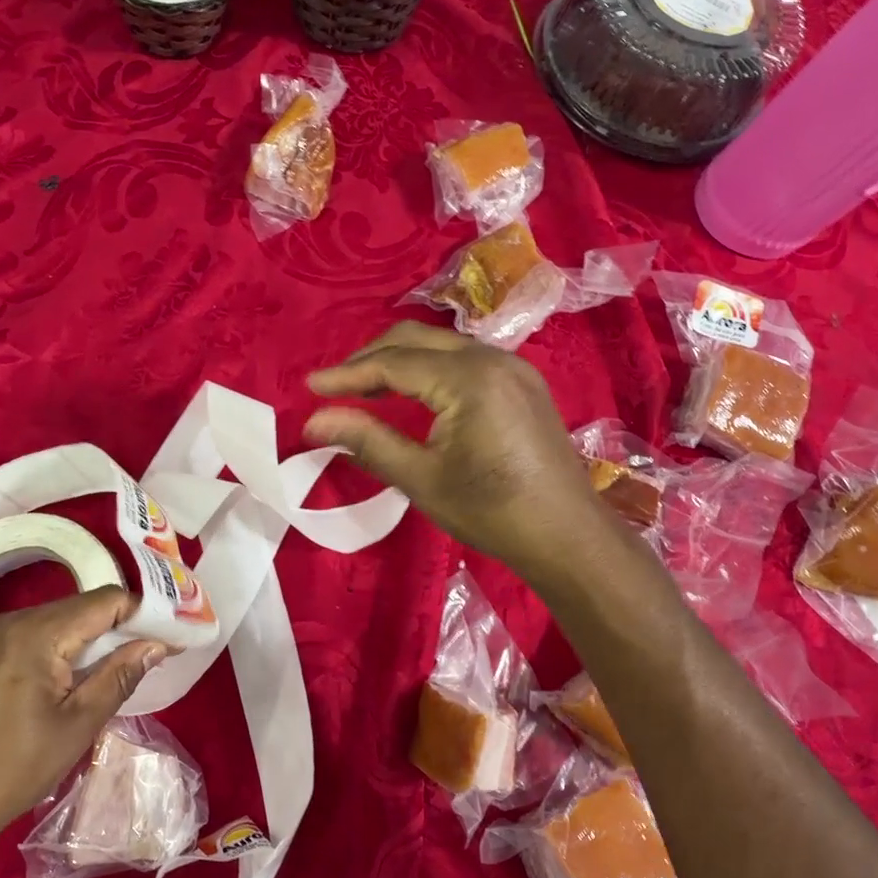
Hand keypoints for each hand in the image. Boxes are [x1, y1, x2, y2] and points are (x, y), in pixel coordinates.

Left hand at [0, 588, 166, 860]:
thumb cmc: (10, 770)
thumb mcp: (77, 726)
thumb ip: (119, 676)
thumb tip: (157, 644)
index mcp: (37, 632)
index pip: (106, 600)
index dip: (145, 613)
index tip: (175, 635)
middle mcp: (15, 621)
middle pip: (84, 607)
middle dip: (124, 626)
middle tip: (158, 652)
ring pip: (64, 621)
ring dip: (97, 639)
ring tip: (128, 666)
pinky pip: (41, 637)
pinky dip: (70, 649)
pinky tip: (84, 677)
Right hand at [303, 322, 614, 575]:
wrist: (568, 537)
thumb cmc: (491, 512)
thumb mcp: (421, 478)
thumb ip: (367, 440)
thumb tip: (313, 421)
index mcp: (468, 379)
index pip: (393, 363)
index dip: (347, 374)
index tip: (310, 387)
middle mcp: (492, 358)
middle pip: (416, 340)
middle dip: (371, 357)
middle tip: (335, 385)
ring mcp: (514, 367)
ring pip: (442, 347)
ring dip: (401, 360)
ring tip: (367, 389)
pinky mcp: (524, 382)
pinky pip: (466, 359)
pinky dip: (431, 368)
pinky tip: (415, 393)